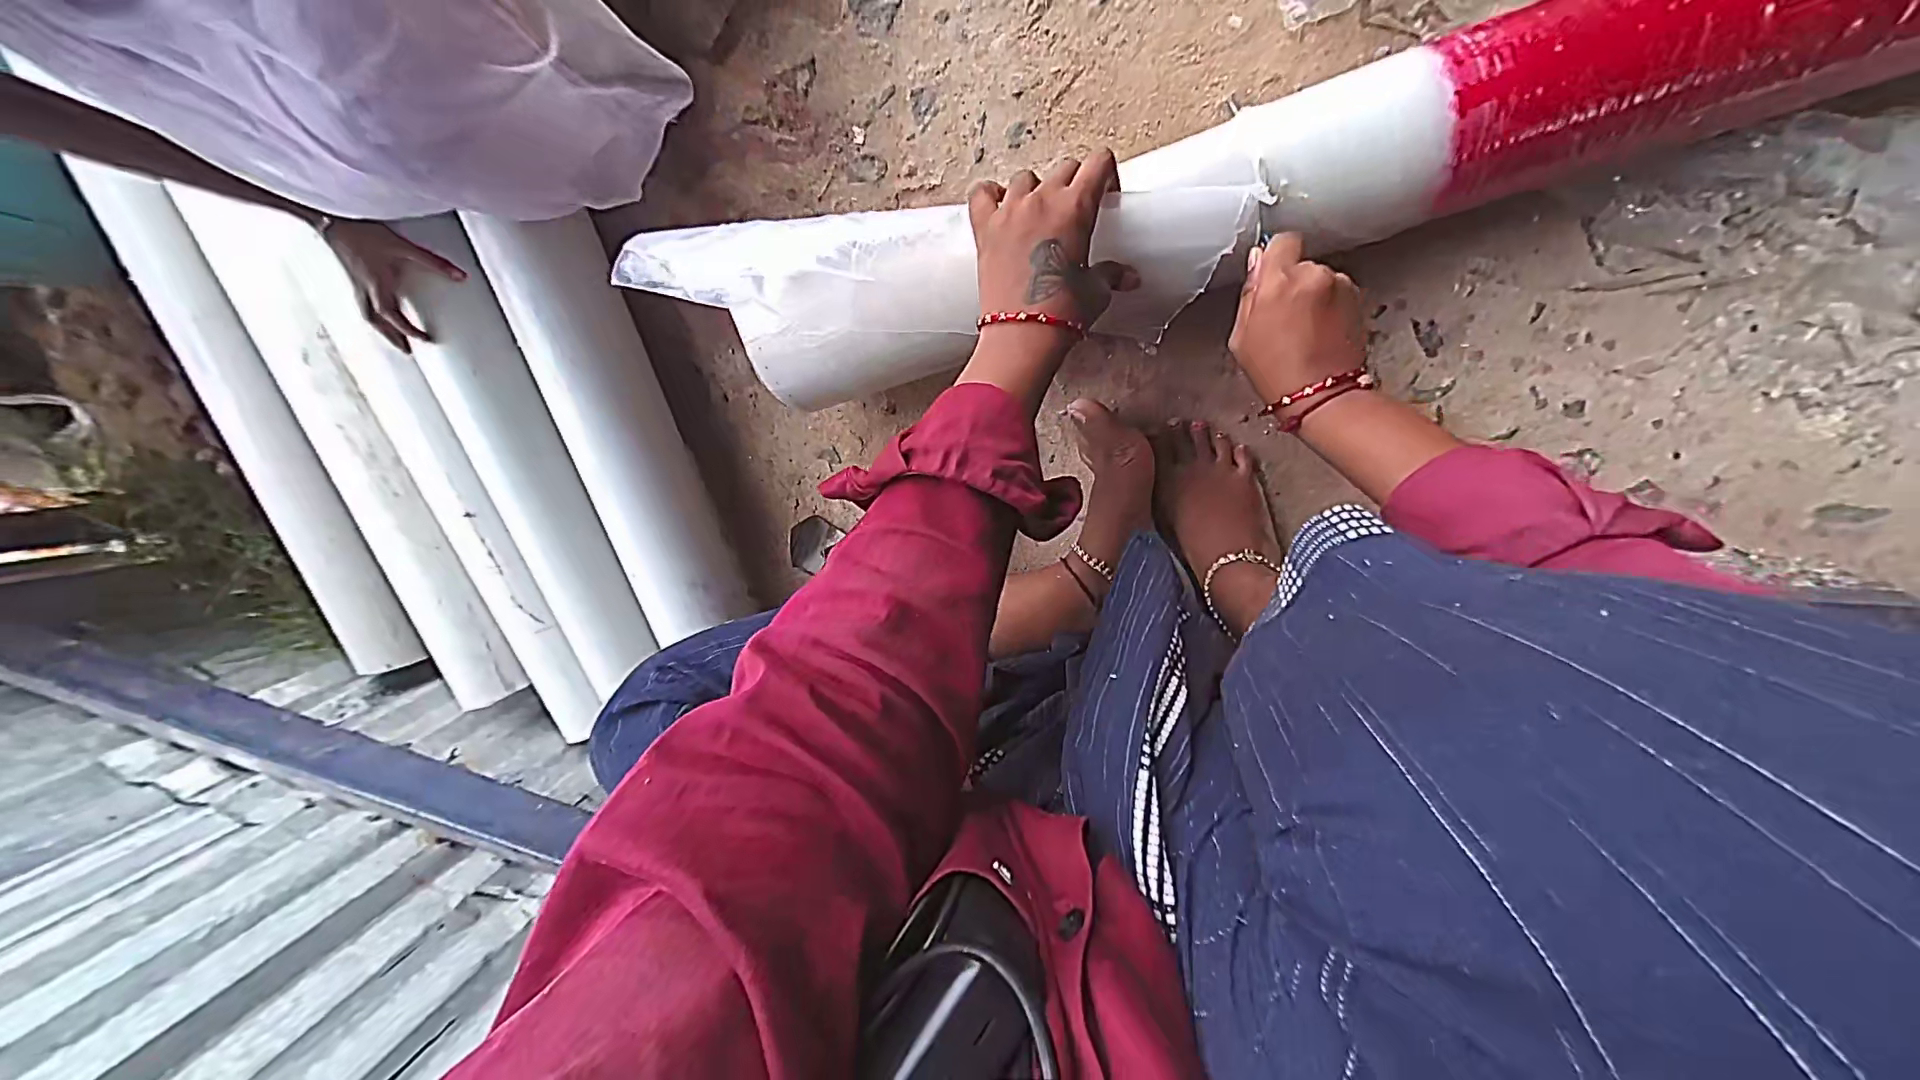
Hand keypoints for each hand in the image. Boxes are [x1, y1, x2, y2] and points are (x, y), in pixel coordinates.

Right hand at [322, 220, 466, 352]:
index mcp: (377, 284)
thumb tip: (461, 277)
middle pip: (376, 321)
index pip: (392, 315)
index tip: (423, 339)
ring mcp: (357, 284)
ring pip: (367, 314)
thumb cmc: (364, 231)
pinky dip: (374, 317)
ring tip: (396, 340)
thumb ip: (434, 262)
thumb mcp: (404, 246)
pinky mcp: (354, 279)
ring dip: (382, 330)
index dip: (406, 330)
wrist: (328, 216)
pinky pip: (363, 305)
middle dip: (392, 337)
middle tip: (408, 352)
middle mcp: (366, 288)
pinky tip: (381, 318)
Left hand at [967, 149, 1138, 327]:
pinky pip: (982, 194)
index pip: (1098, 164)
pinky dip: (991, 196)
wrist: (1022, 335)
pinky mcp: (985, 230)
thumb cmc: (1060, 315)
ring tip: (1039, 216)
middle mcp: (1041, 201)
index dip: (1106, 175)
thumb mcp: (1095, 292)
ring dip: (1035, 191)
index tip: (1105, 194)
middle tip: (1075, 212)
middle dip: (1074, 184)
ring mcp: (1010, 212)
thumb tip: (1125, 276)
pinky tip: (999, 208)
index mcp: (1075, 207)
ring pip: (1025, 179)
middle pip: (1063, 169)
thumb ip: (1110, 275)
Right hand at [1227, 233, 1366, 412]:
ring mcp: (1339, 285)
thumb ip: (1249, 294)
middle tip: (1281, 317)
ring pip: (1320, 279)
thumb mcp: (1241, 336)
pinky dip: (1328, 307)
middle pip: (1300, 264)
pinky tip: (1318, 333)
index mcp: (1278, 281)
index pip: (1282, 241)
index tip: (1269, 275)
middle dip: (1291, 283)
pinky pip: (1336, 293)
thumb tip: (1256, 265)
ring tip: (1302, 330)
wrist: (1320, 394)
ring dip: (1312, 296)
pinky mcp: (1357, 298)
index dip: (1275, 257)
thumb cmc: (1276, 371)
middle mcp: (1313, 275)